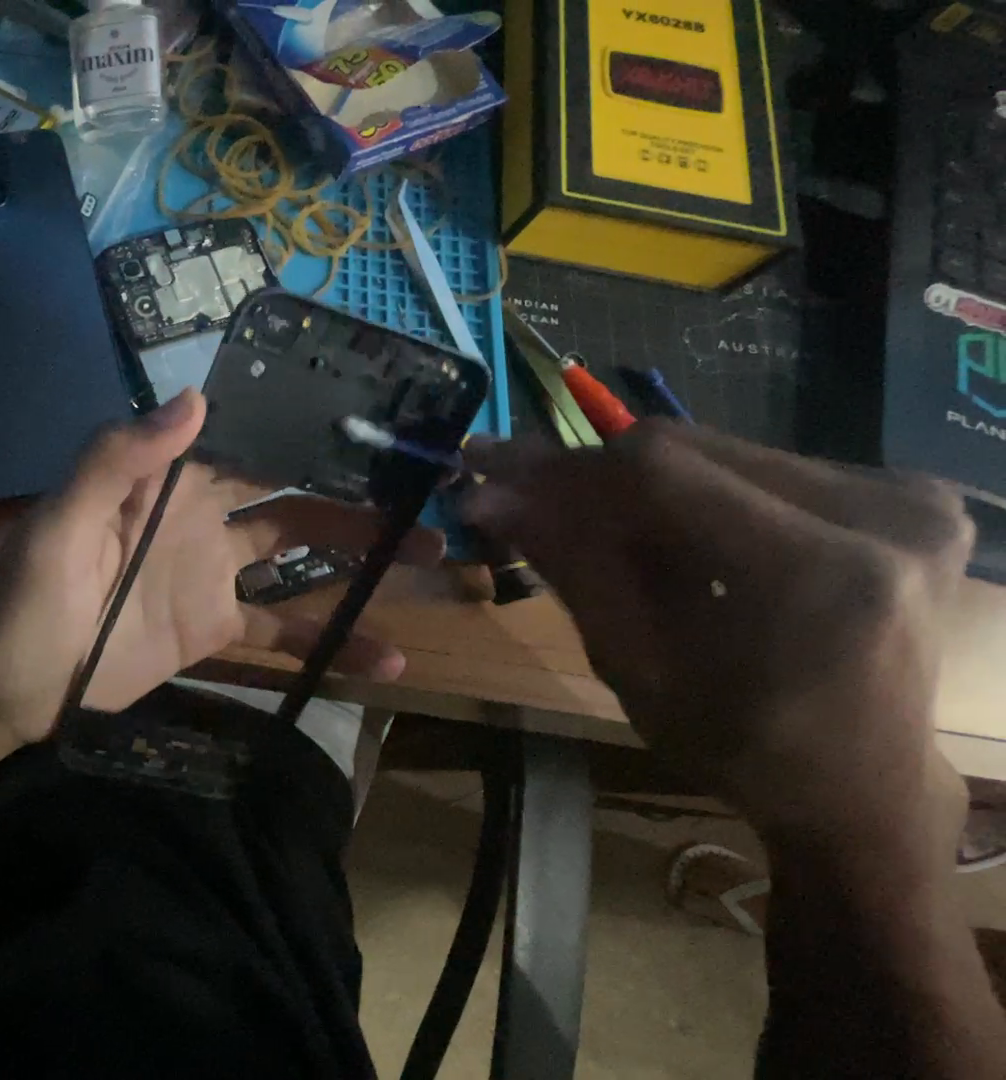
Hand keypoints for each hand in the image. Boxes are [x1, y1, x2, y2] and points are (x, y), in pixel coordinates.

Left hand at [0, 388, 444, 743]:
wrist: (13, 690)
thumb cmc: (26, 602)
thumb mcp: (60, 526)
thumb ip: (116, 461)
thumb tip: (196, 398)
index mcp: (162, 484)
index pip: (241, 438)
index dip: (300, 424)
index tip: (373, 415)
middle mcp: (197, 519)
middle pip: (288, 494)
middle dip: (352, 489)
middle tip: (427, 487)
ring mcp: (211, 576)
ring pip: (299, 555)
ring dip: (360, 554)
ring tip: (432, 555)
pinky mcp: (215, 630)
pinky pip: (282, 632)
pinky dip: (331, 642)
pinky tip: (387, 658)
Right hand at [463, 424, 974, 846]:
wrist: (860, 781)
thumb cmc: (737, 746)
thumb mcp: (632, 665)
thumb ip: (570, 567)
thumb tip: (486, 496)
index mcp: (817, 571)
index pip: (656, 471)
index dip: (558, 469)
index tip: (487, 478)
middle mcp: (881, 512)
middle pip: (682, 448)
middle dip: (582, 472)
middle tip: (511, 493)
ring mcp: (902, 495)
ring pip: (709, 448)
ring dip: (625, 480)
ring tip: (566, 514)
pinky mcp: (899, 492)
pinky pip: (747, 465)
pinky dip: (677, 490)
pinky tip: (642, 525)